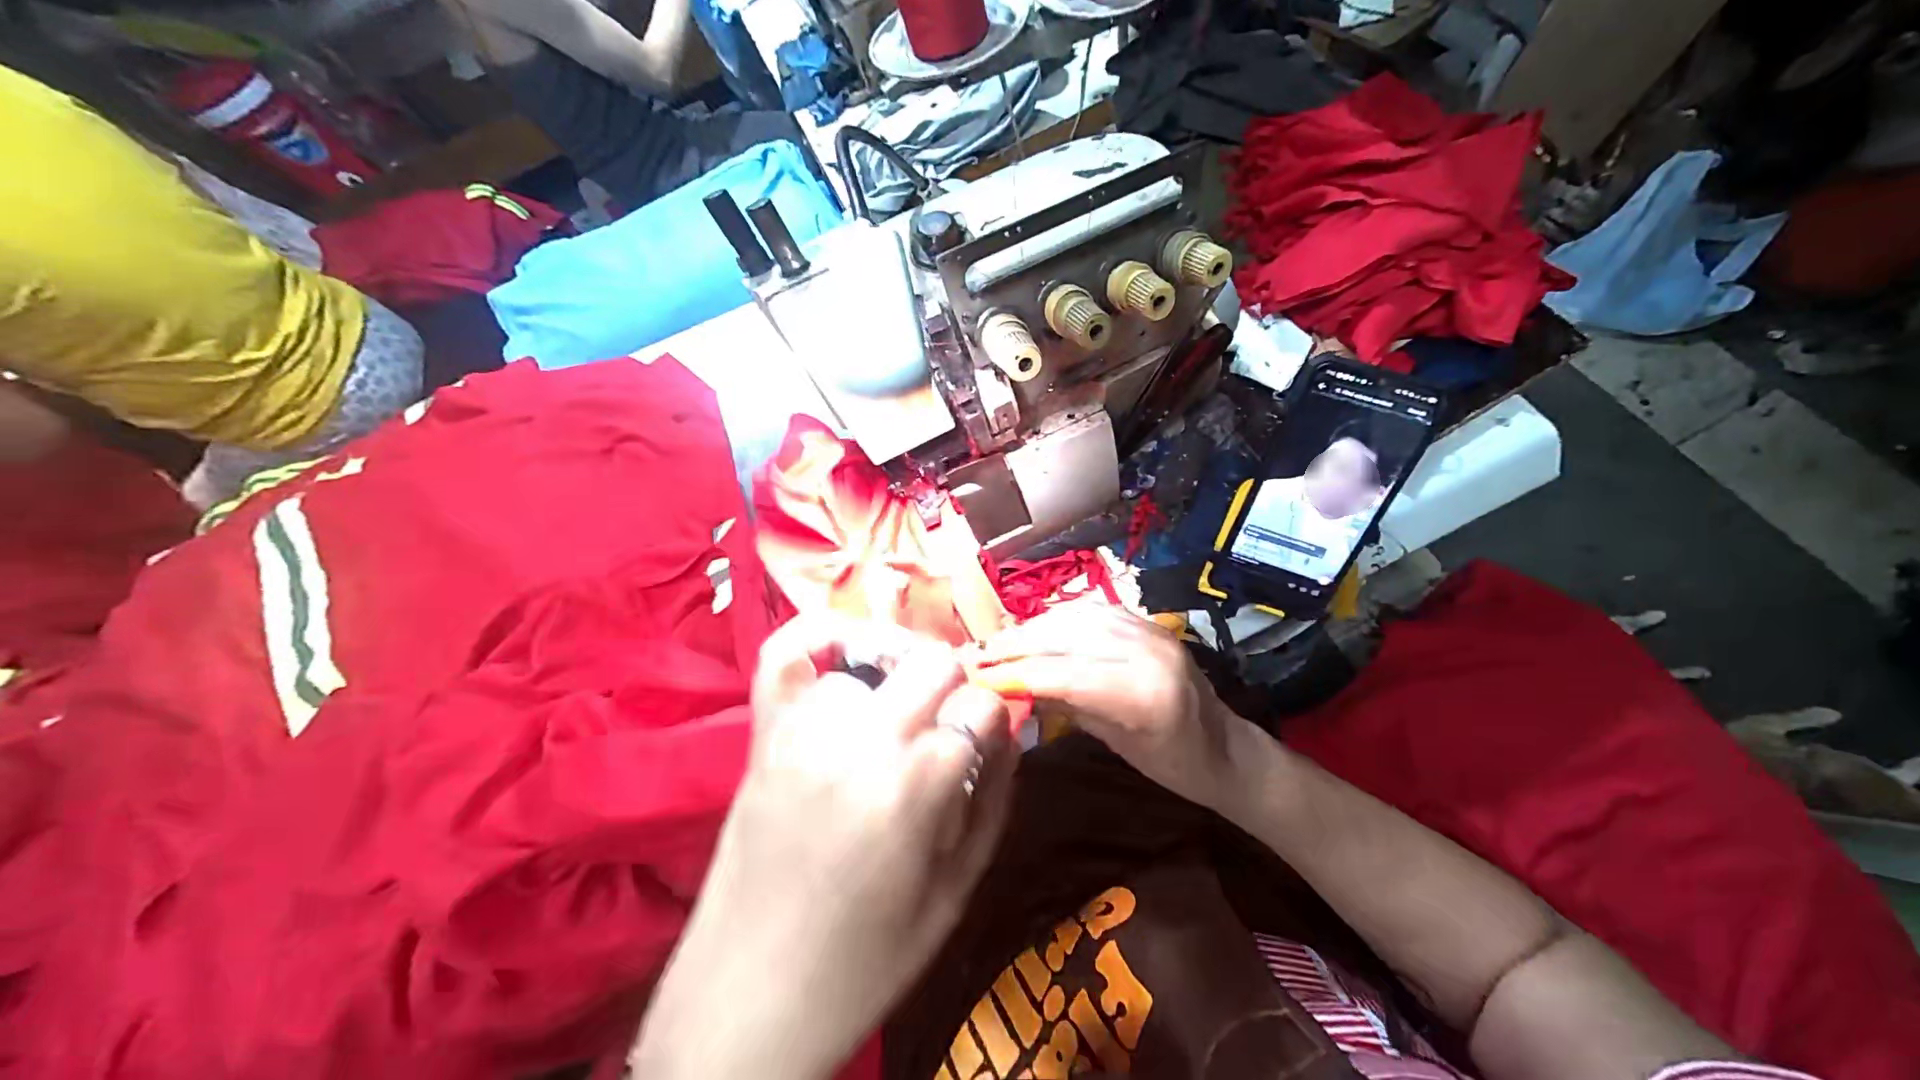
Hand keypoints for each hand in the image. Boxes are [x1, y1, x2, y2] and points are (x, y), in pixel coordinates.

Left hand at [631, 616, 1016, 1079]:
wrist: (752, 995)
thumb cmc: (870, 957)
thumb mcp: (958, 888)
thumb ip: (993, 793)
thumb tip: (1007, 724)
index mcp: (915, 785)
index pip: (981, 703)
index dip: (991, 722)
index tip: (983, 743)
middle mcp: (860, 740)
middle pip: (934, 662)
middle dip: (954, 690)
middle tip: (947, 728)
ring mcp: (803, 729)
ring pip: (874, 662)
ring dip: (896, 686)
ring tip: (893, 726)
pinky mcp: (764, 733)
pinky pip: (786, 651)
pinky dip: (818, 634)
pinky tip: (845, 651)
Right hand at [975, 604, 1254, 810]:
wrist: (1225, 747)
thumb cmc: (1173, 764)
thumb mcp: (1115, 742)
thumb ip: (1066, 707)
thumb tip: (1012, 688)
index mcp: (1144, 692)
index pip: (1064, 672)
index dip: (1015, 672)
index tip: (977, 678)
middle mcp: (1147, 650)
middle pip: (1065, 636)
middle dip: (1015, 643)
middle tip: (976, 654)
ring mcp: (1150, 630)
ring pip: (1075, 617)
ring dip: (1031, 627)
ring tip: (998, 642)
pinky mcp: (1147, 622)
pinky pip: (1092, 612)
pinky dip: (1057, 620)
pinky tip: (1034, 630)